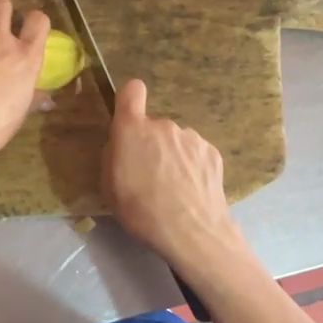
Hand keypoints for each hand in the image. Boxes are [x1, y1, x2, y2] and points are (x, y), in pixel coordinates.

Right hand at [104, 79, 242, 268]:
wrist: (190, 231)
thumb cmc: (140, 210)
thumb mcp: (110, 187)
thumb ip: (115, 156)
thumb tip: (124, 146)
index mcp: (133, 130)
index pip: (132, 90)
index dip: (129, 100)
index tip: (129, 119)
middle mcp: (164, 125)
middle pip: (154, 126)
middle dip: (151, 144)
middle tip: (150, 175)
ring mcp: (191, 137)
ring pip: (176, 141)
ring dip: (173, 156)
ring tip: (174, 188)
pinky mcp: (212, 151)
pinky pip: (195, 153)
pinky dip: (192, 166)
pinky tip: (191, 190)